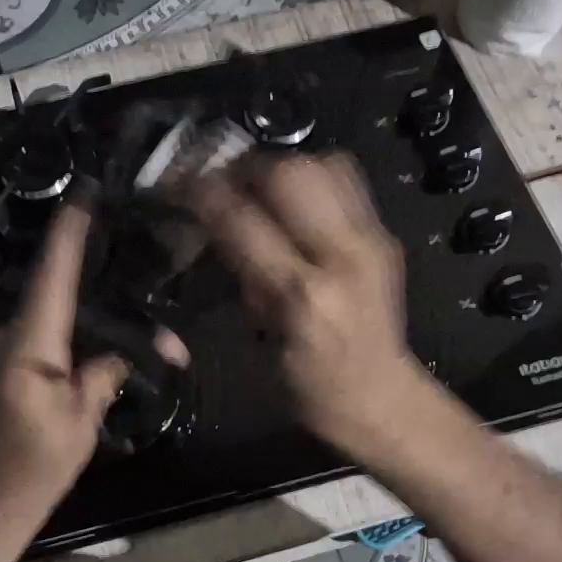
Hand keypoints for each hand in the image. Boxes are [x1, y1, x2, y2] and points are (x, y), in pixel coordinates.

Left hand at [0, 189, 169, 524]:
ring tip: (84, 373)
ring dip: (59, 341)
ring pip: (31, 330)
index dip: (65, 240)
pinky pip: (16, 348)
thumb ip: (99, 377)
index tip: (79, 201)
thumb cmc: (37, 470)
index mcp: (24, 352)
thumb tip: (115, 355)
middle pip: (44, 307)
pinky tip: (54, 384)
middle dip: (81, 313)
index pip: (50, 283)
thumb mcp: (81, 425)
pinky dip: (40, 355)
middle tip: (115, 325)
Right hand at [185, 153, 433, 457]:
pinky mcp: (384, 234)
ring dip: (278, 167)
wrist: (379, 398)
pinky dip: (310, 177)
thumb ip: (238, 278)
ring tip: (253, 187)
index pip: (242, 220)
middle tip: (219, 184)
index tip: (176, 185)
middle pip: (288, 173)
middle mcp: (340, 256)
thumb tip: (208, 231)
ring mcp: (370, 240)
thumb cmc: (306, 386)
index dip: (203, 194)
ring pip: (321, 164)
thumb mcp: (257, 341)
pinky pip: (345, 180)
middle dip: (244, 169)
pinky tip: (290, 199)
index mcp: (300, 294)